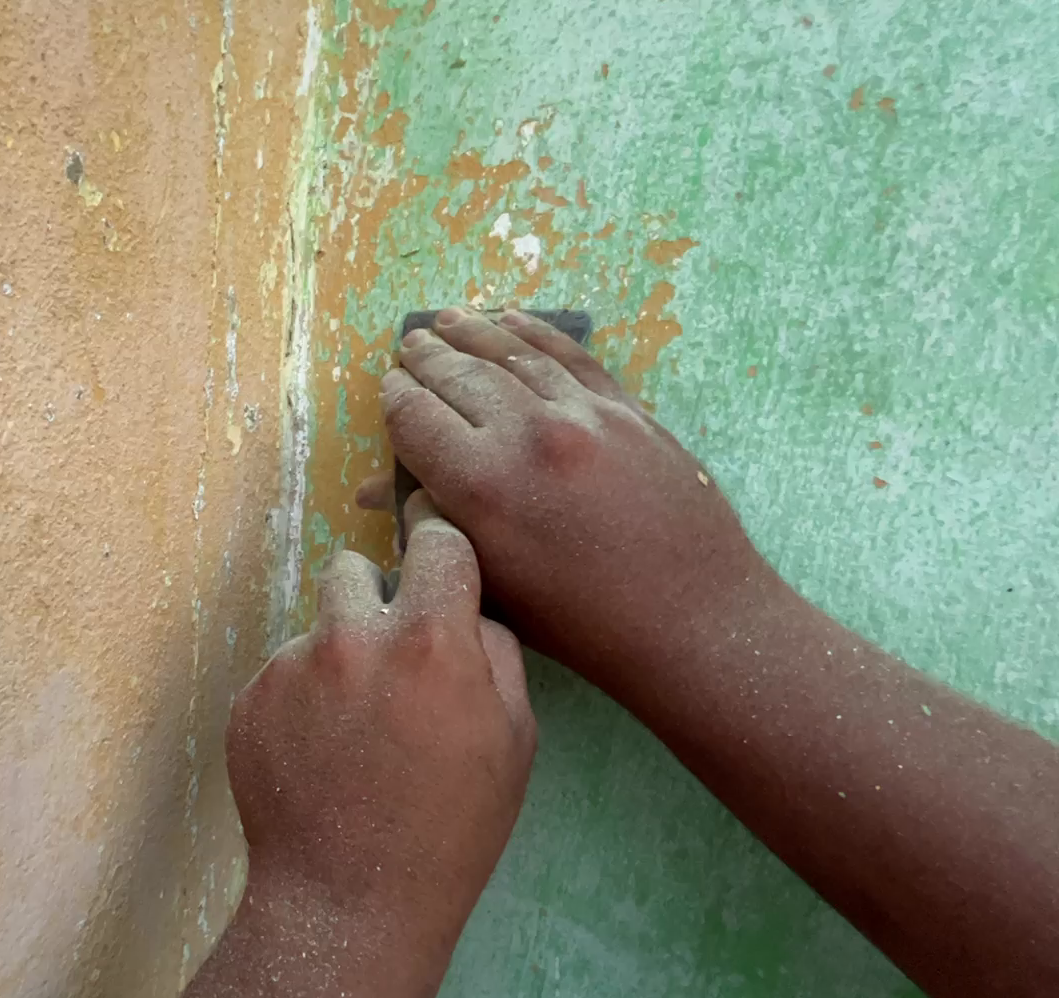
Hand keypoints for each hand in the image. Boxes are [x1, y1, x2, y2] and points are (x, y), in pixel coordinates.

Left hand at [229, 493, 535, 948]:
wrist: (346, 899)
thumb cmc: (449, 829)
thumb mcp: (513, 740)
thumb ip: (493, 651)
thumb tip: (463, 607)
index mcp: (429, 642)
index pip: (434, 541)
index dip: (439, 542)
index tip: (434, 550)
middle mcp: (352, 638)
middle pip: (352, 566)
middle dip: (374, 595)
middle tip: (387, 650)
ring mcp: (290, 665)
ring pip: (315, 622)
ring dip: (336, 647)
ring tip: (349, 718)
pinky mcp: (249, 695)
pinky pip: (281, 668)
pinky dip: (300, 692)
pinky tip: (314, 747)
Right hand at [367, 307, 776, 690]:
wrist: (685, 619)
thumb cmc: (568, 616)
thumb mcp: (483, 576)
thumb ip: (425, 522)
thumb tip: (373, 491)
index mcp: (479, 485)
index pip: (415, 417)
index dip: (395, 396)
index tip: (388, 385)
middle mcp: (526, 435)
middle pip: (459, 376)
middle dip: (426, 357)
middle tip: (408, 345)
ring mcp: (582, 415)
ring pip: (512, 355)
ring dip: (473, 332)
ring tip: (446, 319)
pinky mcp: (626, 409)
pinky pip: (570, 355)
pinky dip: (535, 331)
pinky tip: (511, 317)